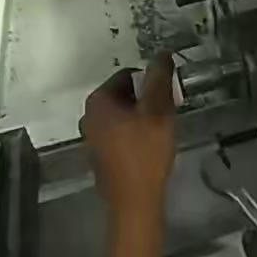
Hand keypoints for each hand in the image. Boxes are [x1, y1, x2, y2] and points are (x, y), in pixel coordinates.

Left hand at [81, 55, 176, 218]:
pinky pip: (121, 132)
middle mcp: (89, 115)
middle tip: (166, 113)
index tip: (167, 97)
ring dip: (144, 116)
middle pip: (125, 93)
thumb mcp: (158, 108)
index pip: (129, 75)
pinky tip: (151, 146)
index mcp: (98, 100)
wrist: (135, 203)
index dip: (151, 82)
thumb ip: (160, 77)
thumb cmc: (145, 151)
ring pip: (124, 114)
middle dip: (148, 99)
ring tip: (161, 130)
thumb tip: (162, 53)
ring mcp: (93, 137)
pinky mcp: (100, 155)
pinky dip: (136, 133)